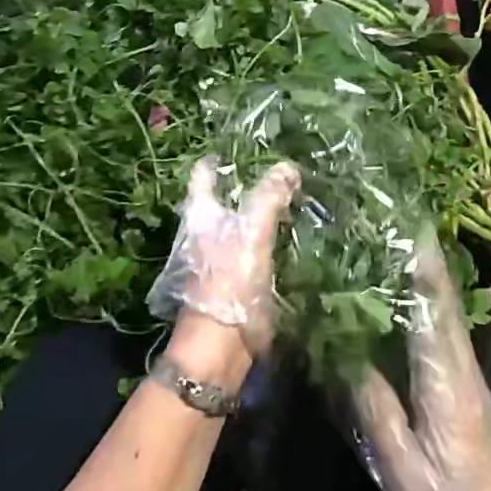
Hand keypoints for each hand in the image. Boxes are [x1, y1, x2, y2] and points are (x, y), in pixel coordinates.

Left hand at [148, 157, 300, 353]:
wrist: (222, 342)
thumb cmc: (229, 280)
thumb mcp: (253, 231)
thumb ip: (269, 196)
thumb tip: (288, 167)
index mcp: (200, 215)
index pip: (203, 175)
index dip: (219, 159)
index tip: (242, 148)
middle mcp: (204, 231)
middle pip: (222, 198)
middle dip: (245, 183)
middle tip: (279, 169)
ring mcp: (218, 256)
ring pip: (239, 222)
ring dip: (259, 211)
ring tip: (290, 197)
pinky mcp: (235, 278)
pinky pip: (253, 246)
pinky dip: (268, 236)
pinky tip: (290, 233)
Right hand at [351, 231, 490, 490]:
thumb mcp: (401, 464)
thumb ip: (372, 405)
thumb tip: (341, 350)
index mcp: (445, 375)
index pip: (432, 302)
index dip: (418, 257)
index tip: (401, 215)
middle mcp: (458, 357)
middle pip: (439, 290)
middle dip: (414, 246)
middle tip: (382, 212)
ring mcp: (462, 362)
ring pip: (440, 301)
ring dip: (416, 263)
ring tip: (382, 234)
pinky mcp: (458, 371)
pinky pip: (435, 320)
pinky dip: (417, 292)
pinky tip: (391, 285)